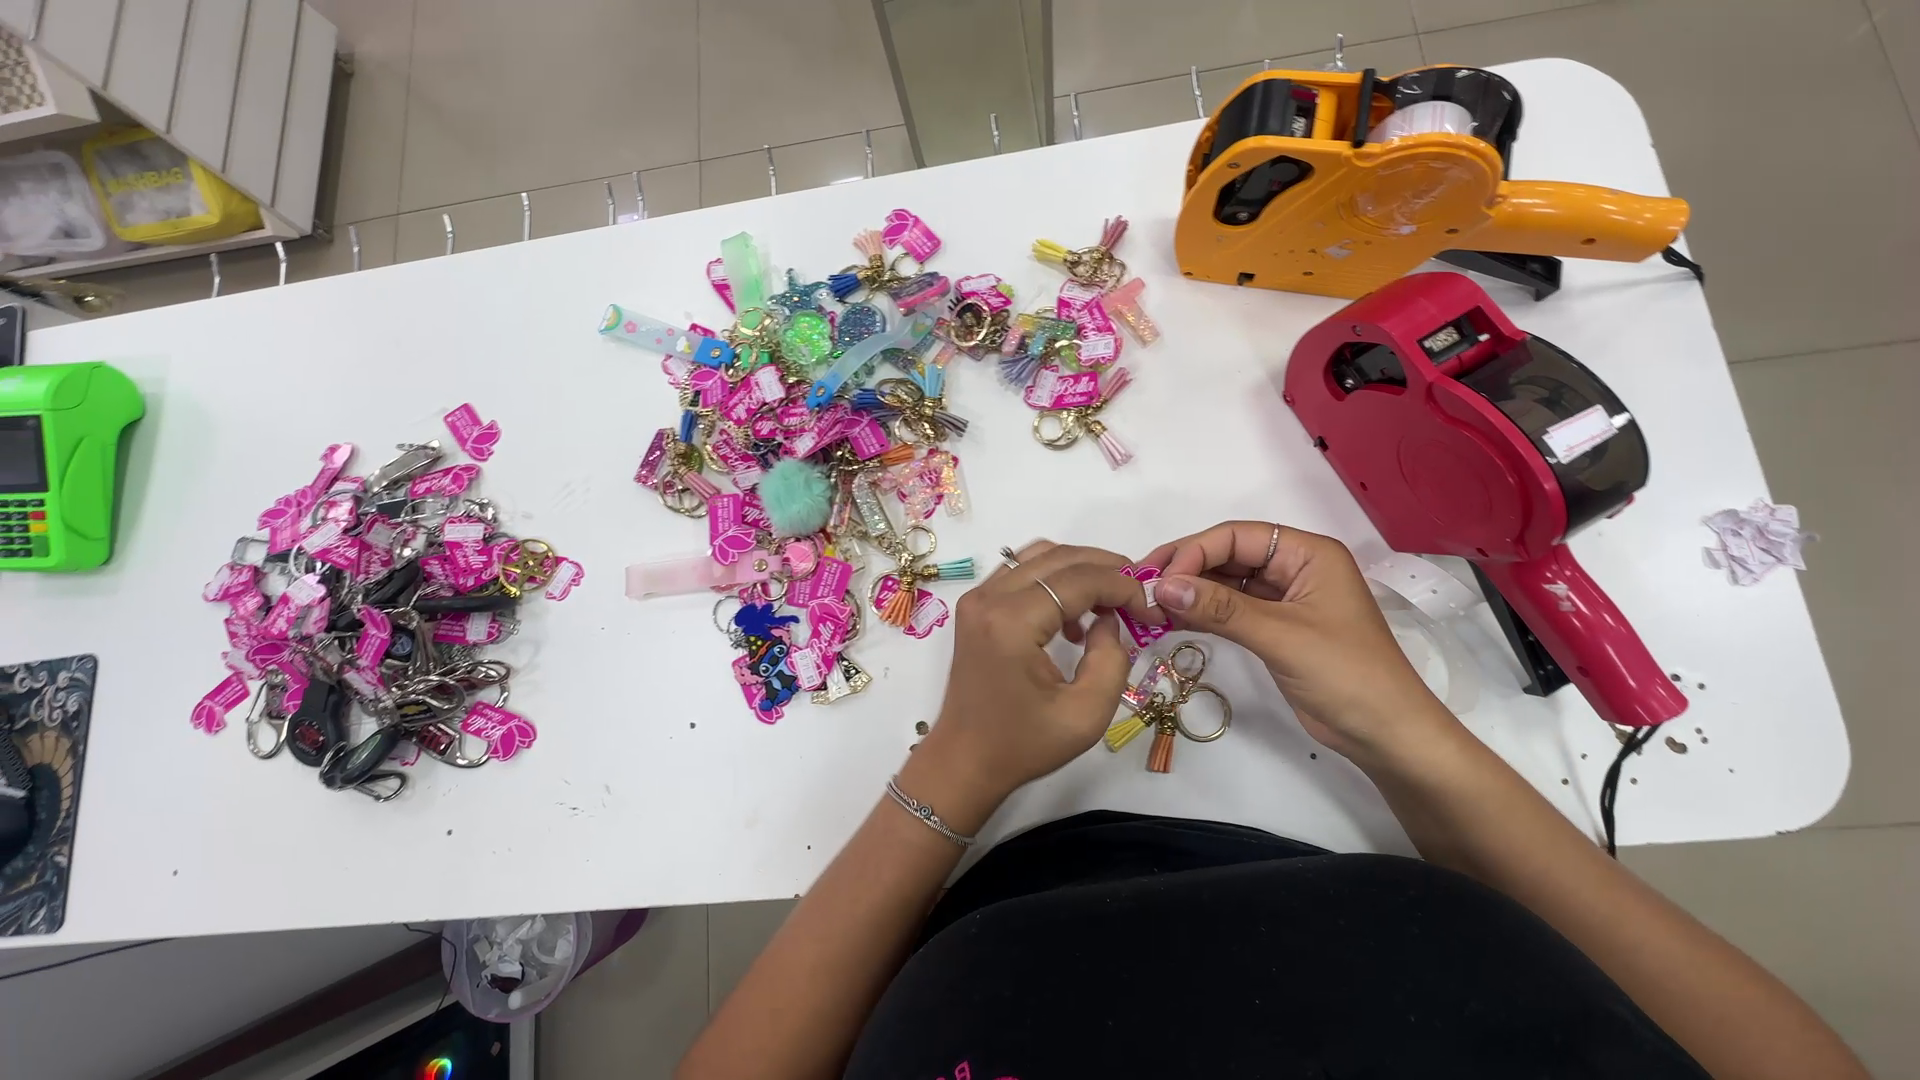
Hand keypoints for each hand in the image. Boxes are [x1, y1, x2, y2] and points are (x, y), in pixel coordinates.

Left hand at [901, 542, 1148, 831]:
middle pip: (1060, 556)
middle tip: (1139, 599)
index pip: (1080, 579)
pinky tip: (1073, 620)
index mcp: (1012, 623)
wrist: (965, 761)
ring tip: (1110, 604)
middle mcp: (989, 598)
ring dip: (1081, 571)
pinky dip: (1055, 581)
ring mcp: (977, 598)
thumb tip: (1110, 619)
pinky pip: (1022, 572)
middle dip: (1108, 570)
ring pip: (1040, 556)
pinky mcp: (975, 606)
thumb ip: (1112, 659)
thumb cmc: (1024, 745)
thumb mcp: (1087, 714)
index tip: (1151, 612)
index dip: (1124, 587)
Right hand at [1142, 522, 1455, 760]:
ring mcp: (1283, 599)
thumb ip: (1221, 608)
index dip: (1195, 552)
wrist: (1386, 734)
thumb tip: (1163, 586)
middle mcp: (1294, 568)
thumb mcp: (1281, 636)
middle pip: (1228, 555)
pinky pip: (1229, 609)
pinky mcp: (1274, 628)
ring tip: (1149, 606)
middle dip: (1186, 569)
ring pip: (1225, 583)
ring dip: (1189, 592)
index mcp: (1307, 553)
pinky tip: (1172, 620)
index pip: (1237, 536)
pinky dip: (1201, 613)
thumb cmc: (1346, 674)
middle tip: (1141, 587)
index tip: (1159, 579)